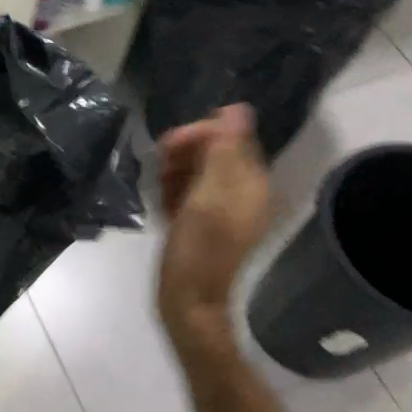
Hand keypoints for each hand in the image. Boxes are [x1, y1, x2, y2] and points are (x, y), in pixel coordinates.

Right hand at [157, 104, 271, 351]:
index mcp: (252, 184)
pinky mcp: (205, 224)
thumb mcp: (208, 196)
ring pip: (197, 172)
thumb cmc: (197, 250)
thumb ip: (224, 151)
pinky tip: (161, 205)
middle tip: (159, 167)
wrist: (188, 302)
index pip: (231, 137)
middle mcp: (244, 193)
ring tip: (159, 190)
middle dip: (184, 153)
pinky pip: (190, 194)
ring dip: (175, 173)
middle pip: (214, 153)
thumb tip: (237, 109)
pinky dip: (173, 193)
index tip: (168, 146)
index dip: (200, 134)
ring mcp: (224, 210)